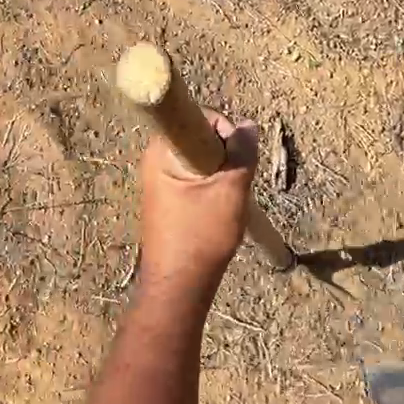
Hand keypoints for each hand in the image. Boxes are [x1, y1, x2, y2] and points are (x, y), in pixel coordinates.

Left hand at [135, 113, 256, 297]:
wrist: (177, 287)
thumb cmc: (201, 237)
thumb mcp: (231, 191)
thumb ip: (242, 154)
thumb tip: (248, 125)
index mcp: (163, 149)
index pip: (199, 117)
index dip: (224, 131)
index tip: (235, 157)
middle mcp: (156, 158)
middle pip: (201, 137)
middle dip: (225, 155)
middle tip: (233, 183)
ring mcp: (159, 178)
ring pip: (201, 159)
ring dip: (220, 174)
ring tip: (226, 201)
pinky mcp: (166, 196)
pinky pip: (195, 176)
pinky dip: (211, 187)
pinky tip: (217, 211)